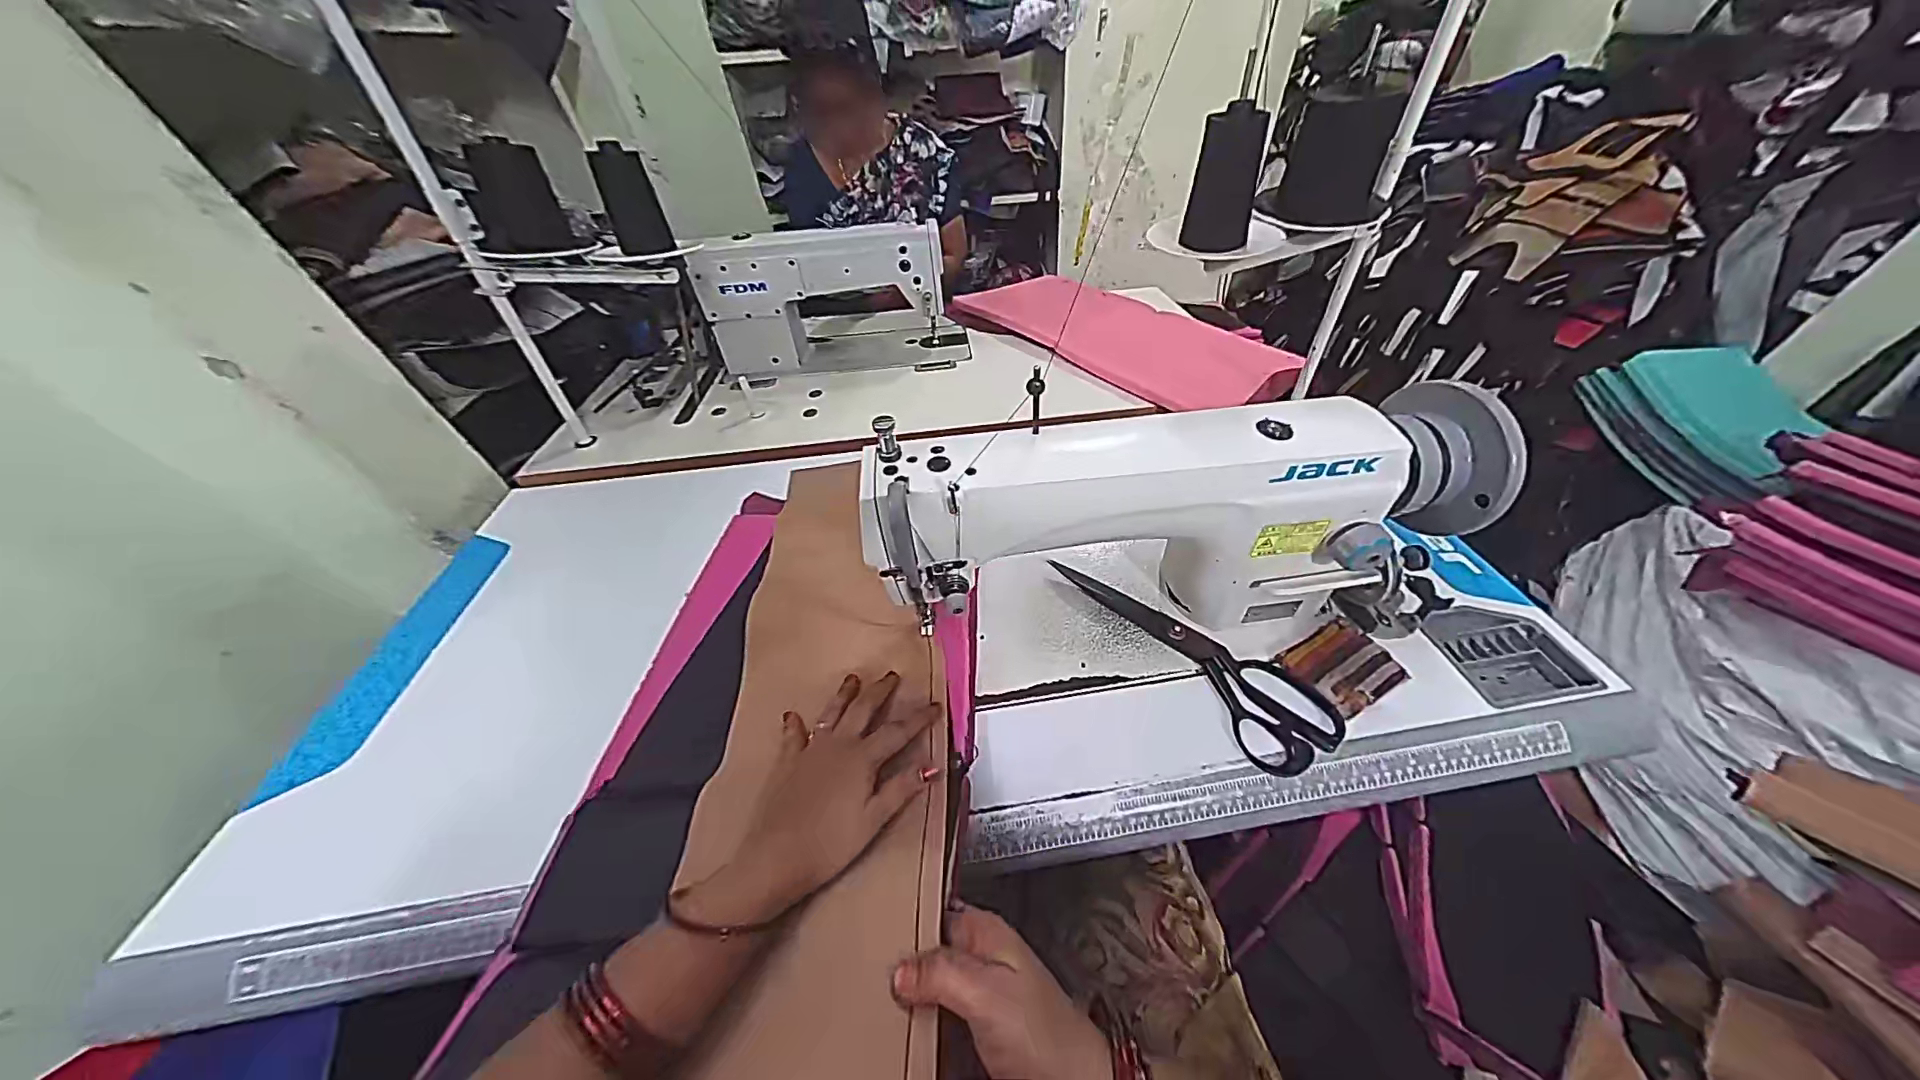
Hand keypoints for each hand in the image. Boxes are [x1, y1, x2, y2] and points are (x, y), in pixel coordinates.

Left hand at [679, 672, 941, 925]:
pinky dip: (795, 724)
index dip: (919, 718)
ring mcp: (809, 751)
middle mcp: (837, 747)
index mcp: (861, 760)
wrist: (775, 857)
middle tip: (891, 676)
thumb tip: (930, 767)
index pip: (897, 732)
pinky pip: (793, 736)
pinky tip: (793, 715)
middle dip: (879, 691)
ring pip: (831, 713)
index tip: (934, 706)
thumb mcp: (873, 820)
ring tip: (853, 678)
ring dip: (844, 695)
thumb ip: (901, 789)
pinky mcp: (787, 763)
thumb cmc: (830, 845)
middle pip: (862, 710)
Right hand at [893, 904, 1111, 1079]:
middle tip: (869, 976)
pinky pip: (936, 1013)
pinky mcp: (973, 1025)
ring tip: (878, 1000)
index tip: (872, 940)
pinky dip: (920, 1019)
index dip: (905, 925)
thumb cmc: (1042, 1033)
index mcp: (983, 931)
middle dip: (902, 963)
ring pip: (929, 983)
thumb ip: (942, 972)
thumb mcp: (987, 993)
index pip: (932, 913)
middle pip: (927, 950)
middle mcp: (978, 955)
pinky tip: (904, 1026)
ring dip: (909, 994)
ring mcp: (976, 991)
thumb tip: (898, 969)